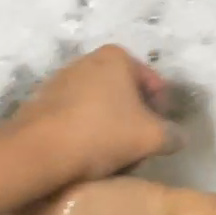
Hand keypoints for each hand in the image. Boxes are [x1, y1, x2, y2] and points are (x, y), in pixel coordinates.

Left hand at [7, 45, 180, 182]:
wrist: (38, 151)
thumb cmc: (101, 134)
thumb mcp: (151, 137)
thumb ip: (172, 134)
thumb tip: (177, 137)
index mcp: (115, 57)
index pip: (152, 82)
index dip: (162, 110)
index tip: (160, 135)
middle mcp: (86, 60)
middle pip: (124, 94)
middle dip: (134, 120)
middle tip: (138, 148)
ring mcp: (59, 80)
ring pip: (99, 107)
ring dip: (110, 129)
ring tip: (112, 158)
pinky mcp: (40, 103)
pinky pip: (74, 118)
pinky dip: (85, 134)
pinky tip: (86, 157)